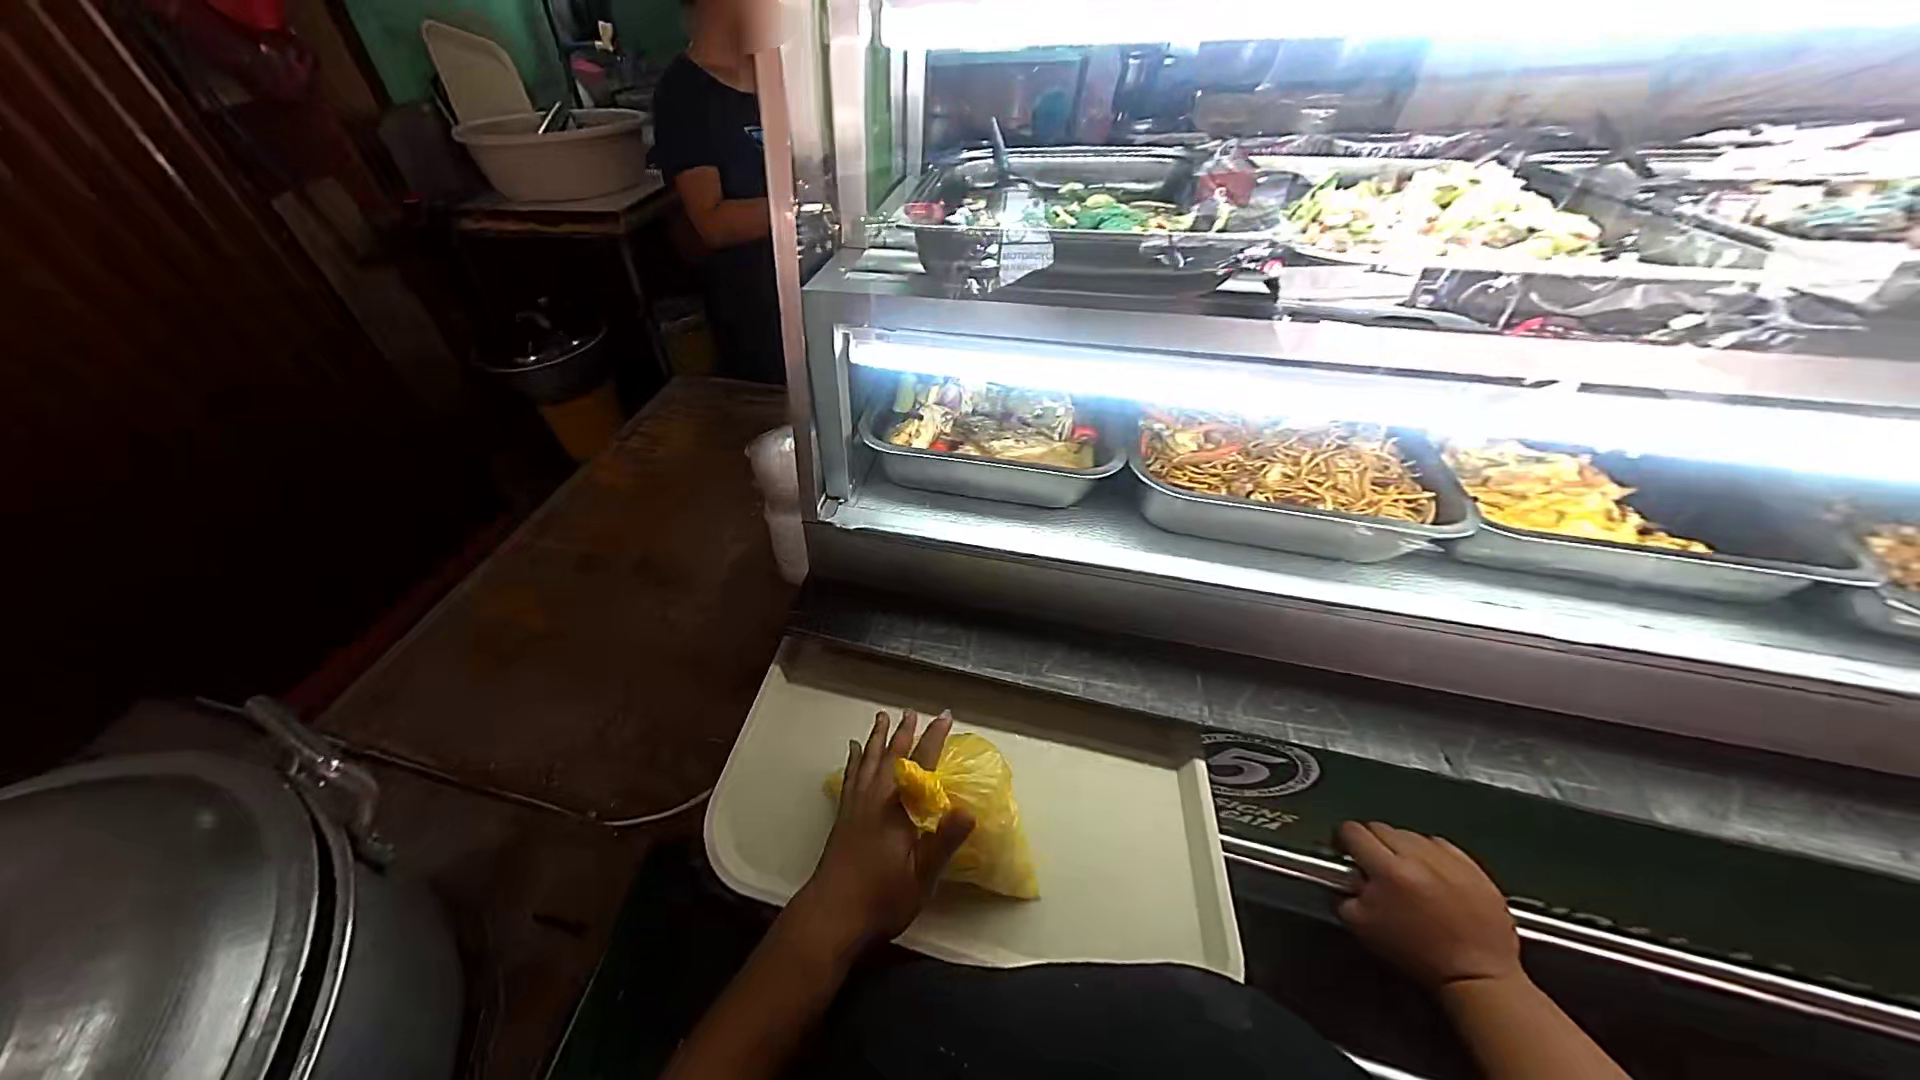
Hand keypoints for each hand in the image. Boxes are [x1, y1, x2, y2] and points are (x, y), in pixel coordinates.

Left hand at [792, 709, 974, 953]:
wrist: (829, 918)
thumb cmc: (880, 899)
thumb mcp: (920, 877)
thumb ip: (943, 843)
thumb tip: (969, 810)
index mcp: (897, 810)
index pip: (920, 766)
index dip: (933, 740)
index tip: (944, 717)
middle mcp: (875, 800)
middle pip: (890, 757)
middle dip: (903, 733)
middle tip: (911, 711)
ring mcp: (855, 807)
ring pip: (868, 762)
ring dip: (877, 738)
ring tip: (881, 717)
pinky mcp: (843, 818)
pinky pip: (850, 777)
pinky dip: (854, 760)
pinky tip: (853, 750)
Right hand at [1335, 820, 1522, 991]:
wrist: (1477, 976)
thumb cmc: (1418, 955)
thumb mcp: (1361, 926)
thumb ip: (1342, 891)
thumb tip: (1341, 874)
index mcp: (1388, 871)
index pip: (1352, 831)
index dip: (1343, 840)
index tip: (1346, 851)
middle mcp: (1418, 858)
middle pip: (1380, 828)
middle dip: (1372, 844)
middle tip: (1376, 868)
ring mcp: (1449, 861)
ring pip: (1410, 834)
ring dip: (1403, 848)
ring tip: (1407, 874)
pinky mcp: (1474, 868)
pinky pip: (1442, 845)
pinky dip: (1432, 855)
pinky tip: (1432, 876)